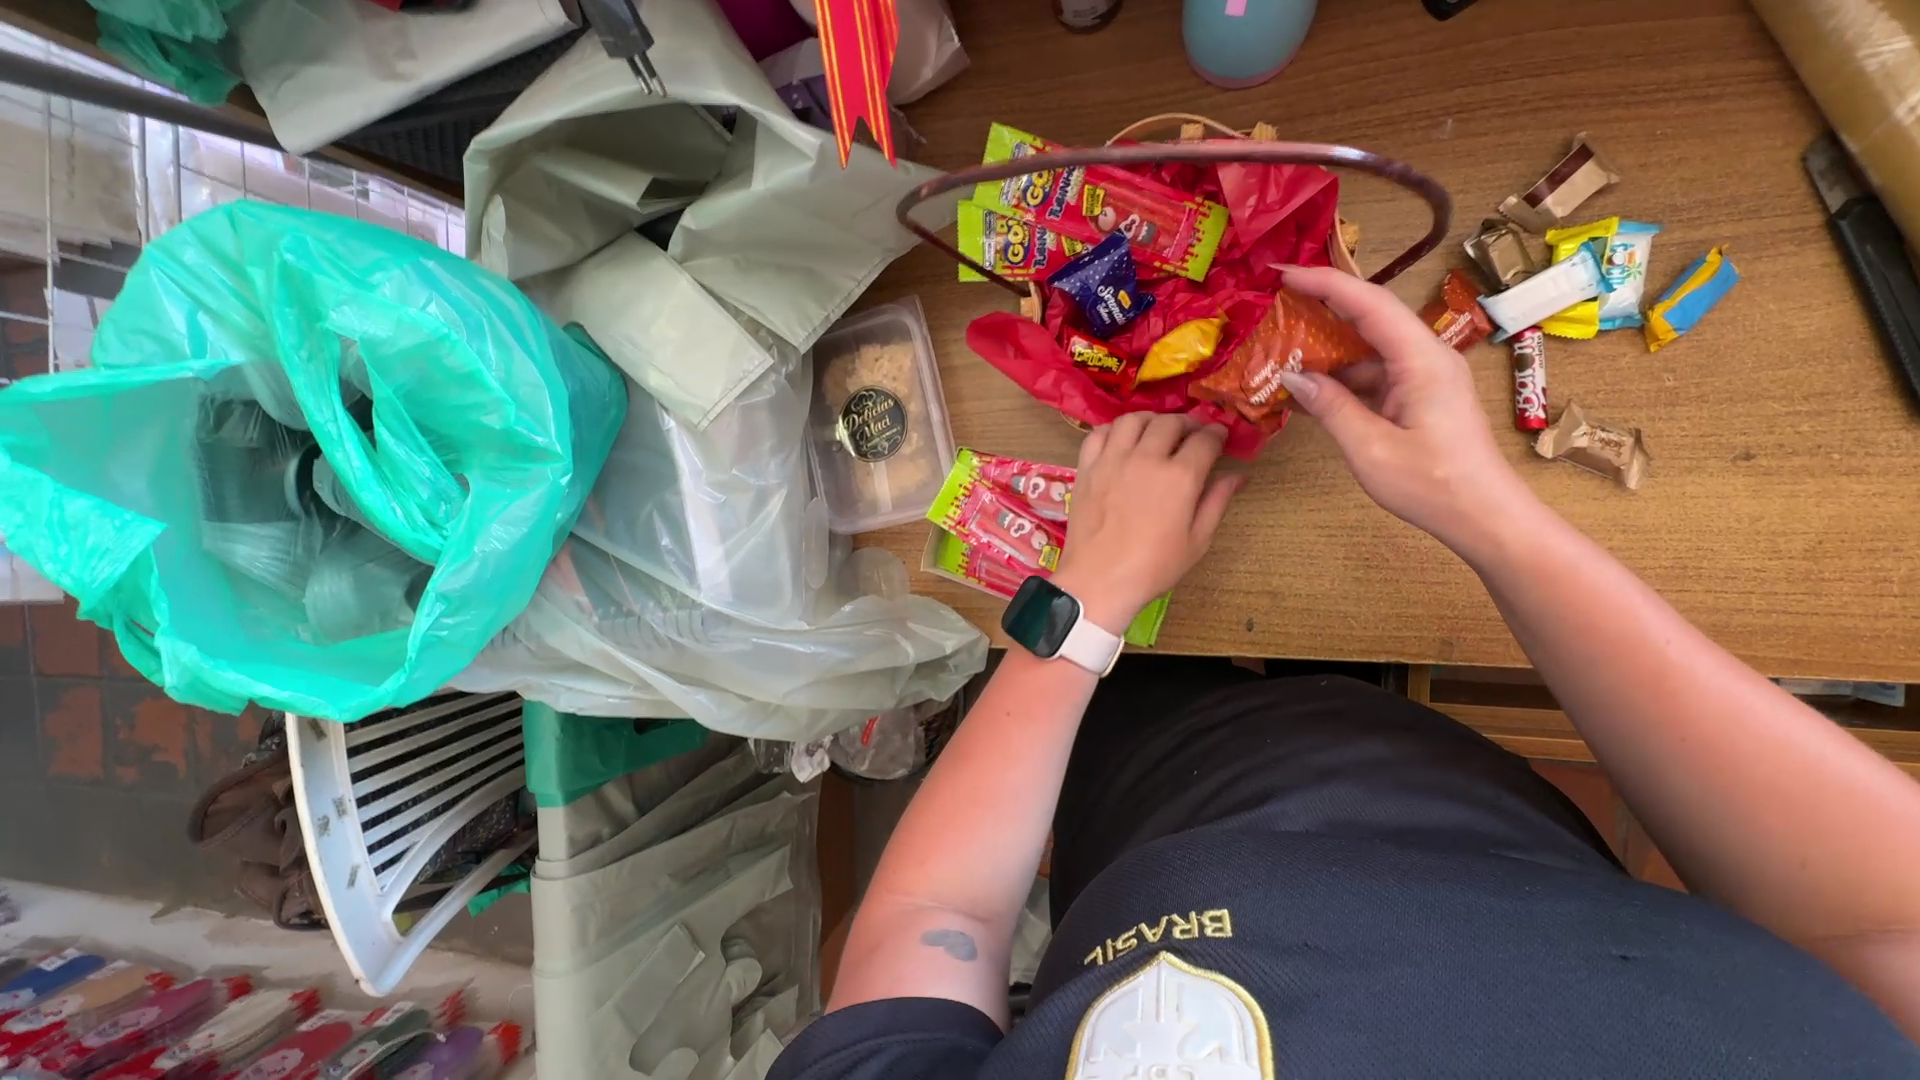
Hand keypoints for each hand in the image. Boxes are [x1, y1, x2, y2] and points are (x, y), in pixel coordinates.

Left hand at [1051, 413, 1245, 633]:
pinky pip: (1099, 433)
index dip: (1216, 434)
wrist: (1099, 580)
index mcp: (1180, 477)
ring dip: (1151, 420)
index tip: (1220, 437)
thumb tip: (1237, 475)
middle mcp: (1146, 458)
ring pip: (1133, 419)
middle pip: (1170, 423)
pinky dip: (1115, 430)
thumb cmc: (1153, 567)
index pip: (1204, 440)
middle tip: (1191, 435)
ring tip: (1157, 432)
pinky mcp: (1087, 467)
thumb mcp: (1197, 540)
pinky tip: (1122, 440)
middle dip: (1187, 424)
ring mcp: (1112, 460)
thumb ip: (1217, 502)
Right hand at [1274, 266, 1536, 552]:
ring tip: (1280, 348)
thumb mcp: (1370, 448)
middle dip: (1321, 306)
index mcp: (1421, 360)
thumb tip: (1293, 375)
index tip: (1284, 274)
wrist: (1483, 516)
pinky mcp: (1416, 395)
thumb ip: (1330, 407)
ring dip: (1325, 347)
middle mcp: (1425, 357)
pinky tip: (1306, 387)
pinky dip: (1338, 376)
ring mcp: (1422, 376)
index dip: (1326, 282)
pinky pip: (1372, 373)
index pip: (1370, 303)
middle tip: (1274, 304)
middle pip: (1369, 317)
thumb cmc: (1432, 484)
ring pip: (1367, 347)